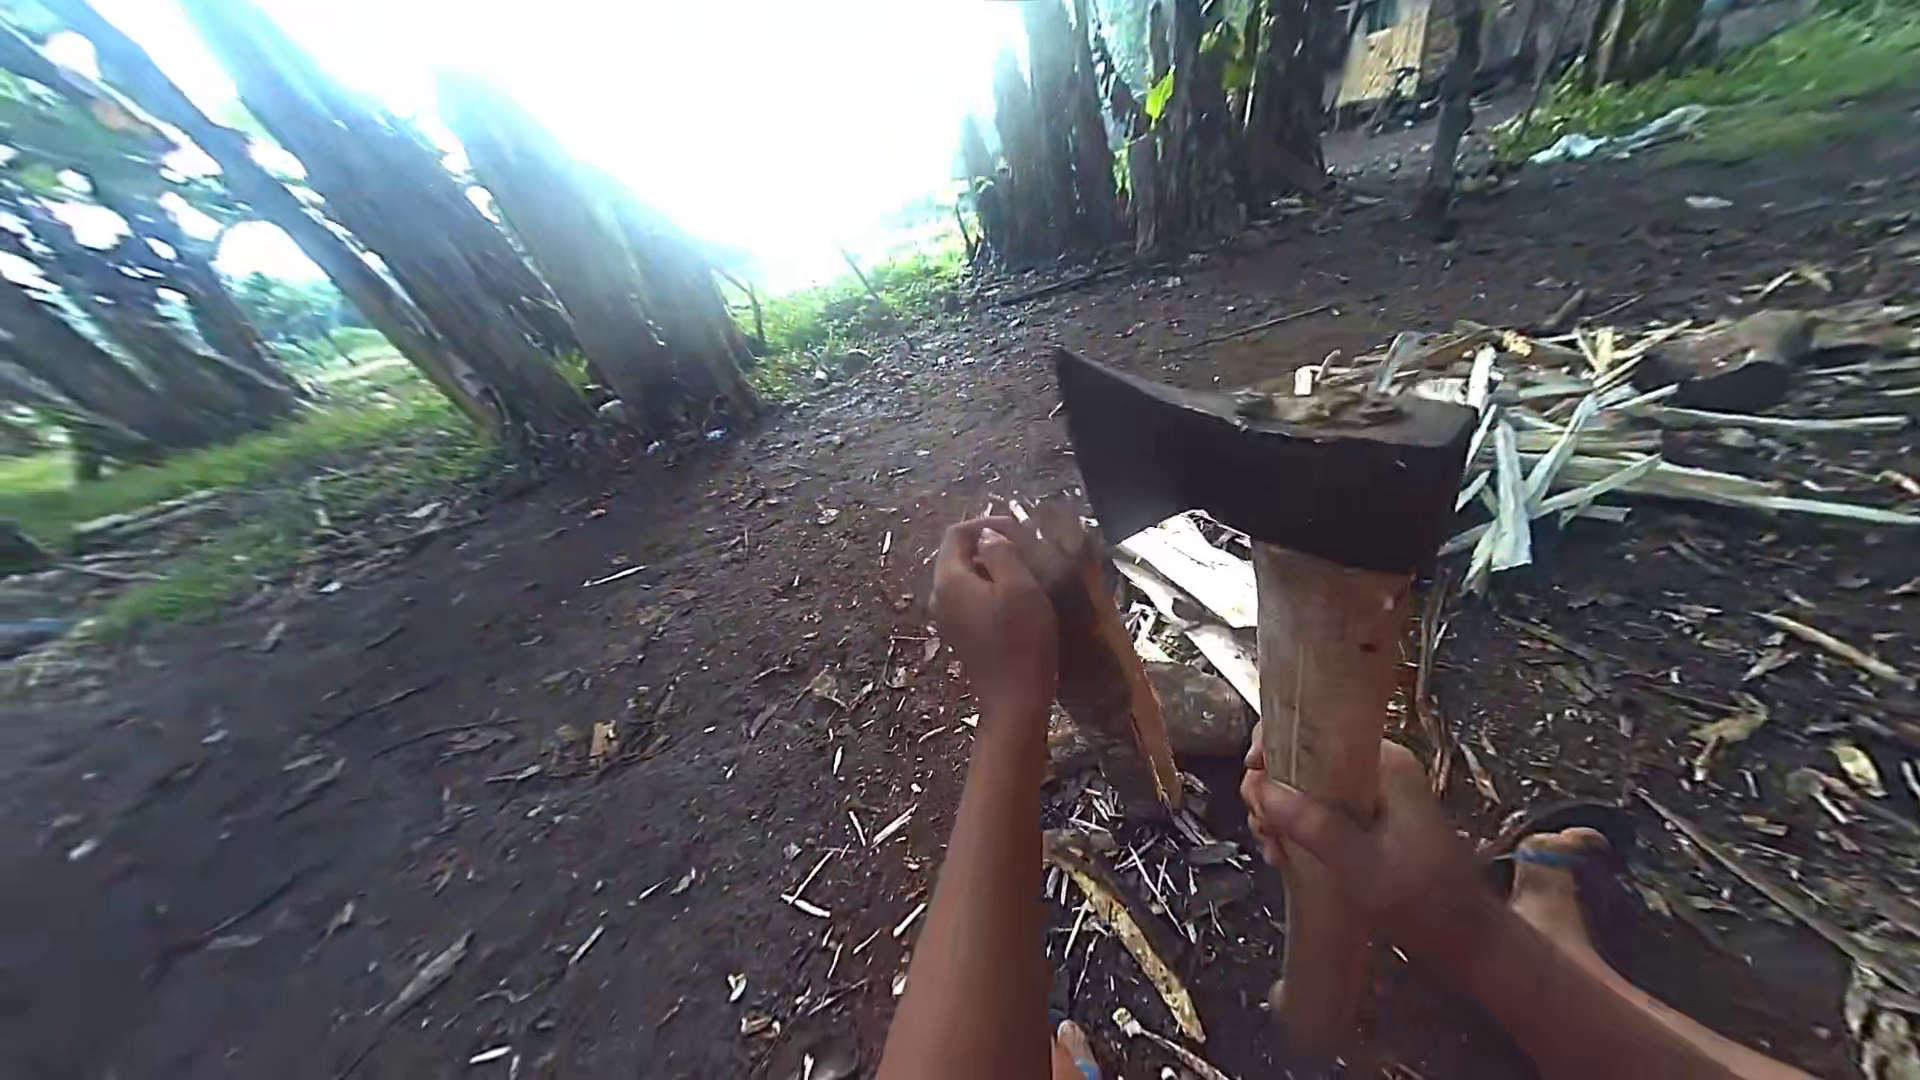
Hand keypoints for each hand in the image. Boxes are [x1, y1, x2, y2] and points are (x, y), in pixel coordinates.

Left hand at [930, 517, 1058, 724]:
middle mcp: (940, 596)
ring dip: (994, 566)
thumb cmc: (1022, 641)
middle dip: (992, 544)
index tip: (1021, 530)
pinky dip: (991, 587)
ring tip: (1027, 569)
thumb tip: (988, 537)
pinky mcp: (960, 633)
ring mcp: (947, 617)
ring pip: (966, 576)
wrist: (1014, 701)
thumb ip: (1002, 553)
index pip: (957, 534)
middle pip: (959, 554)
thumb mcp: (1020, 588)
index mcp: (949, 580)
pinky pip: (970, 597)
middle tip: (1027, 547)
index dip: (988, 524)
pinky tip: (1017, 596)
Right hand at [1240, 725, 1493, 963]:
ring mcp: (1362, 791)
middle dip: (1268, 788)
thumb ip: (1312, 825)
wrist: (1467, 944)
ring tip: (1273, 846)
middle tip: (1263, 824)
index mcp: (1379, 761)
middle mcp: (1369, 767)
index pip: (1313, 726)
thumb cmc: (1425, 901)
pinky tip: (1283, 854)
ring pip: (1295, 782)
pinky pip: (1307, 805)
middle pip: (1296, 755)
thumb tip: (1261, 789)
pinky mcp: (1356, 815)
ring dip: (1274, 812)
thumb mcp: (1363, 866)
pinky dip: (1288, 826)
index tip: (1254, 770)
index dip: (1273, 741)